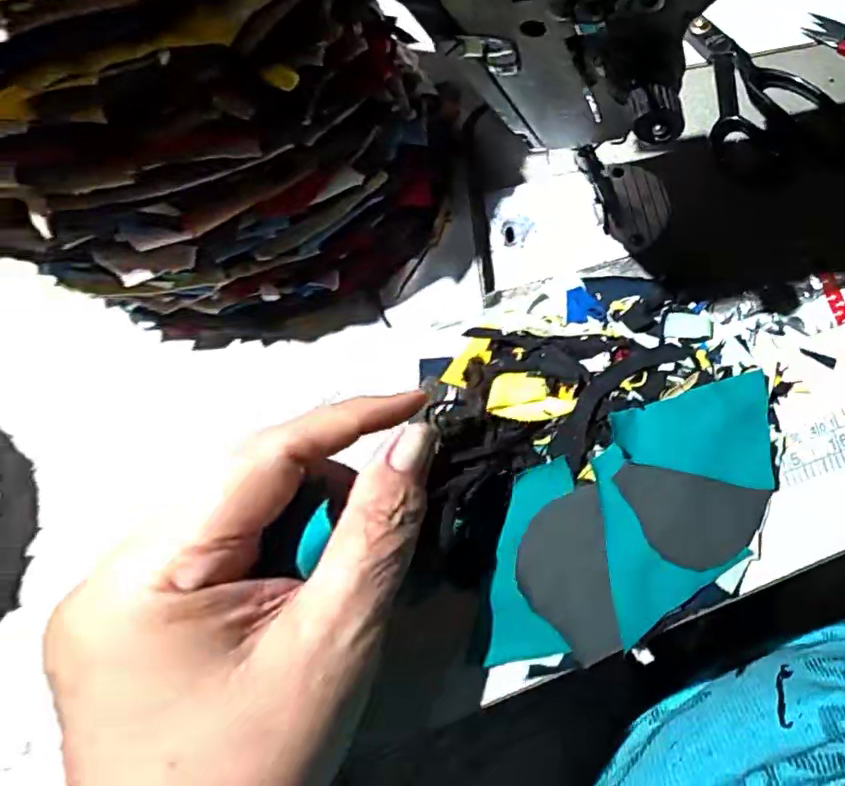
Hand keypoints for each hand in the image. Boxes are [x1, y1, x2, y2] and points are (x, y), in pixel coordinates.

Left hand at [45, 392, 432, 785]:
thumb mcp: (340, 626)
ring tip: (366, 538)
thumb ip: (381, 522)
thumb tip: (418, 437)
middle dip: (340, 465)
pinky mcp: (152, 611)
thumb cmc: (265, 745)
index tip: (424, 400)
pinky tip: (326, 561)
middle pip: (250, 477)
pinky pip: (239, 538)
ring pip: (249, 503)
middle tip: (414, 470)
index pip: (259, 459)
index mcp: (144, 579)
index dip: (350, 418)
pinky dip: (299, 531)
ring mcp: (129, 595)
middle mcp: (118, 575)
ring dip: (322, 501)